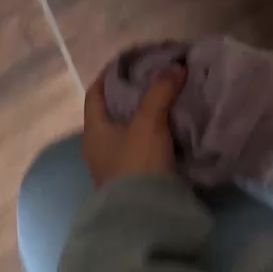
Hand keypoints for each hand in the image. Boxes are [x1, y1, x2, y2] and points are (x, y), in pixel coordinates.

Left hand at [82, 65, 185, 186]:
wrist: (143, 214)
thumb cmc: (136, 163)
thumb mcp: (148, 122)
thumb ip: (160, 91)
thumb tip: (176, 65)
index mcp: (94, 130)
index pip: (96, 93)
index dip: (111, 73)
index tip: (133, 57)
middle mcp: (101, 144)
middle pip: (117, 106)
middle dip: (138, 87)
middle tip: (162, 69)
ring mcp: (119, 159)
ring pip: (134, 122)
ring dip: (151, 105)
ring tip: (175, 88)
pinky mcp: (138, 169)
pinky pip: (147, 136)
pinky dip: (160, 122)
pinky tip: (178, 115)